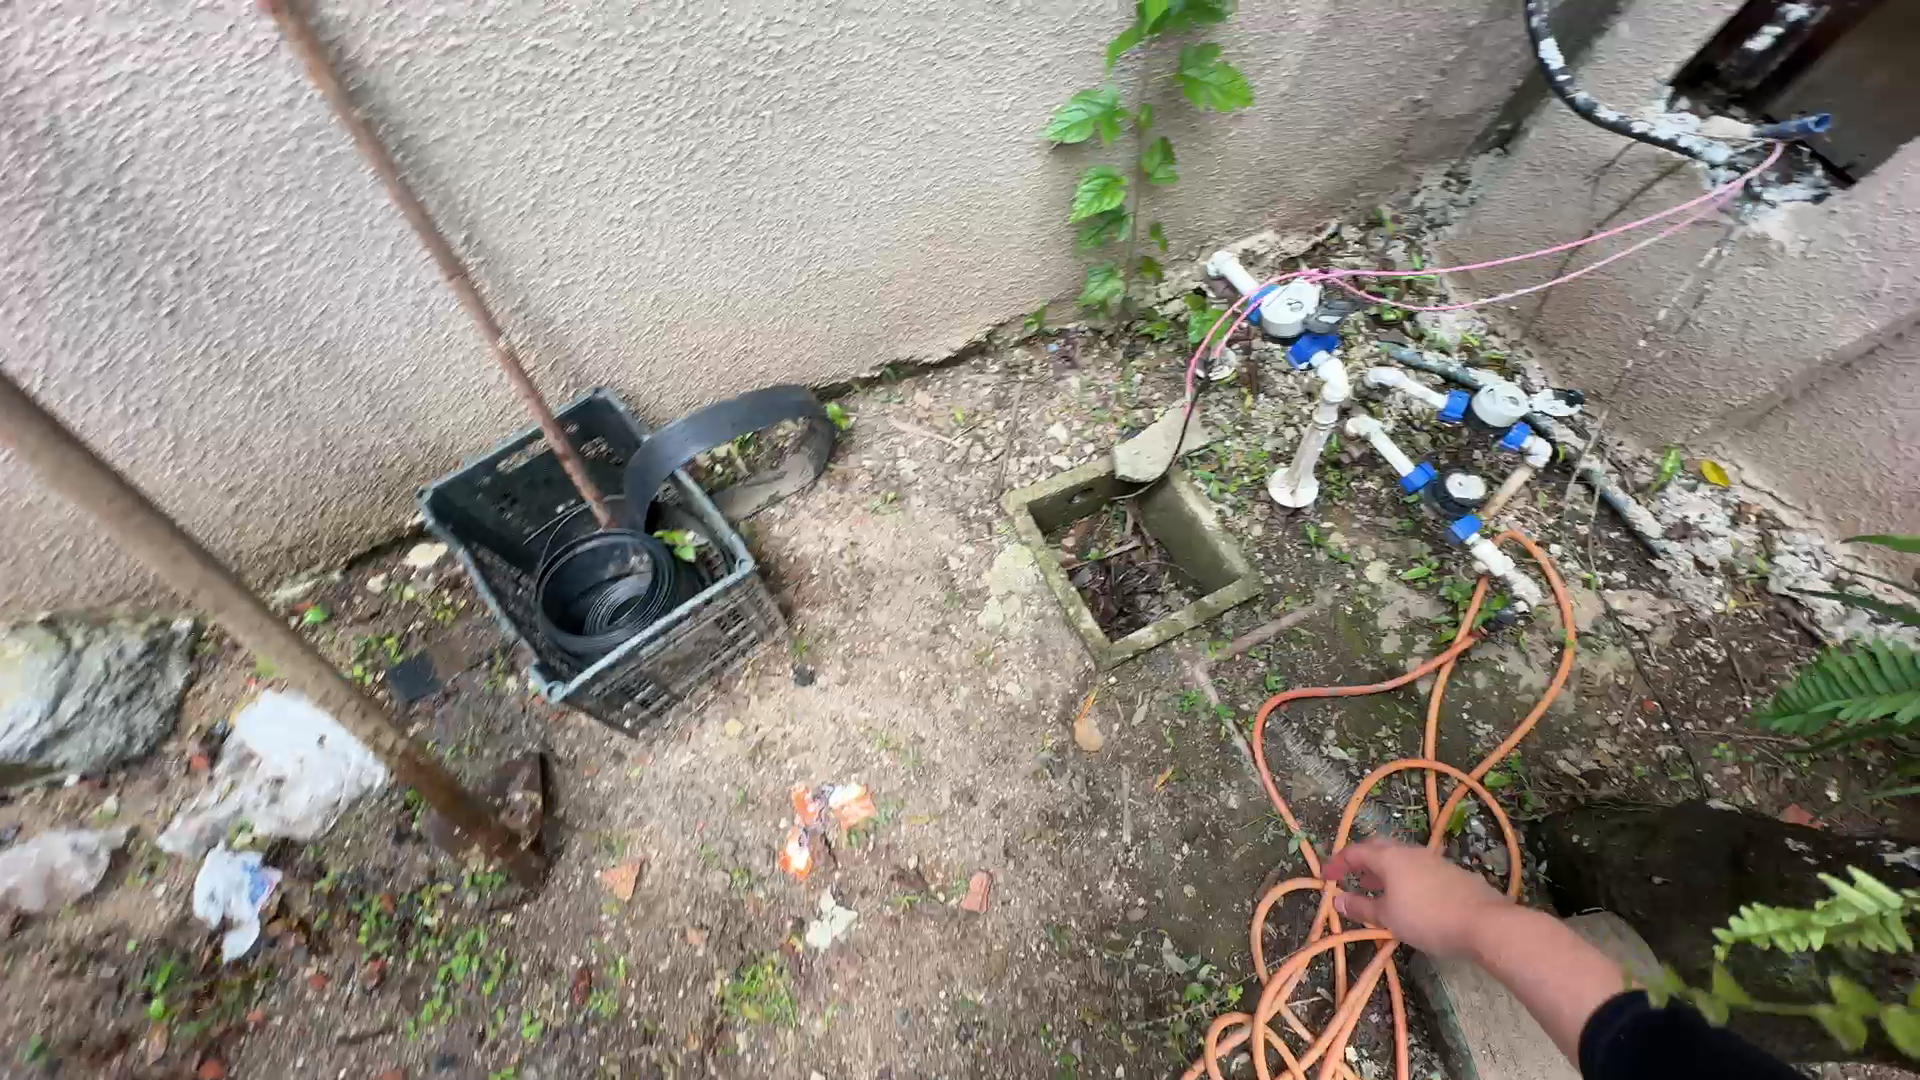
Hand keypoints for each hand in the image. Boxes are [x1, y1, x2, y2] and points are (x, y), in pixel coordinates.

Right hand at [1319, 838, 1510, 958]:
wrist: (1487, 924)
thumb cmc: (1429, 919)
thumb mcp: (1389, 918)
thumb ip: (1361, 908)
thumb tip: (1337, 901)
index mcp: (1388, 857)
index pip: (1354, 853)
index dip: (1337, 863)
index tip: (1325, 877)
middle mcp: (1409, 851)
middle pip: (1378, 847)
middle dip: (1361, 860)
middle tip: (1352, 875)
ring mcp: (1433, 860)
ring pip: (1401, 857)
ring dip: (1385, 869)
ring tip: (1381, 889)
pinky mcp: (1454, 873)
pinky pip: (1420, 868)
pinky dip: (1407, 877)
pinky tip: (1413, 897)